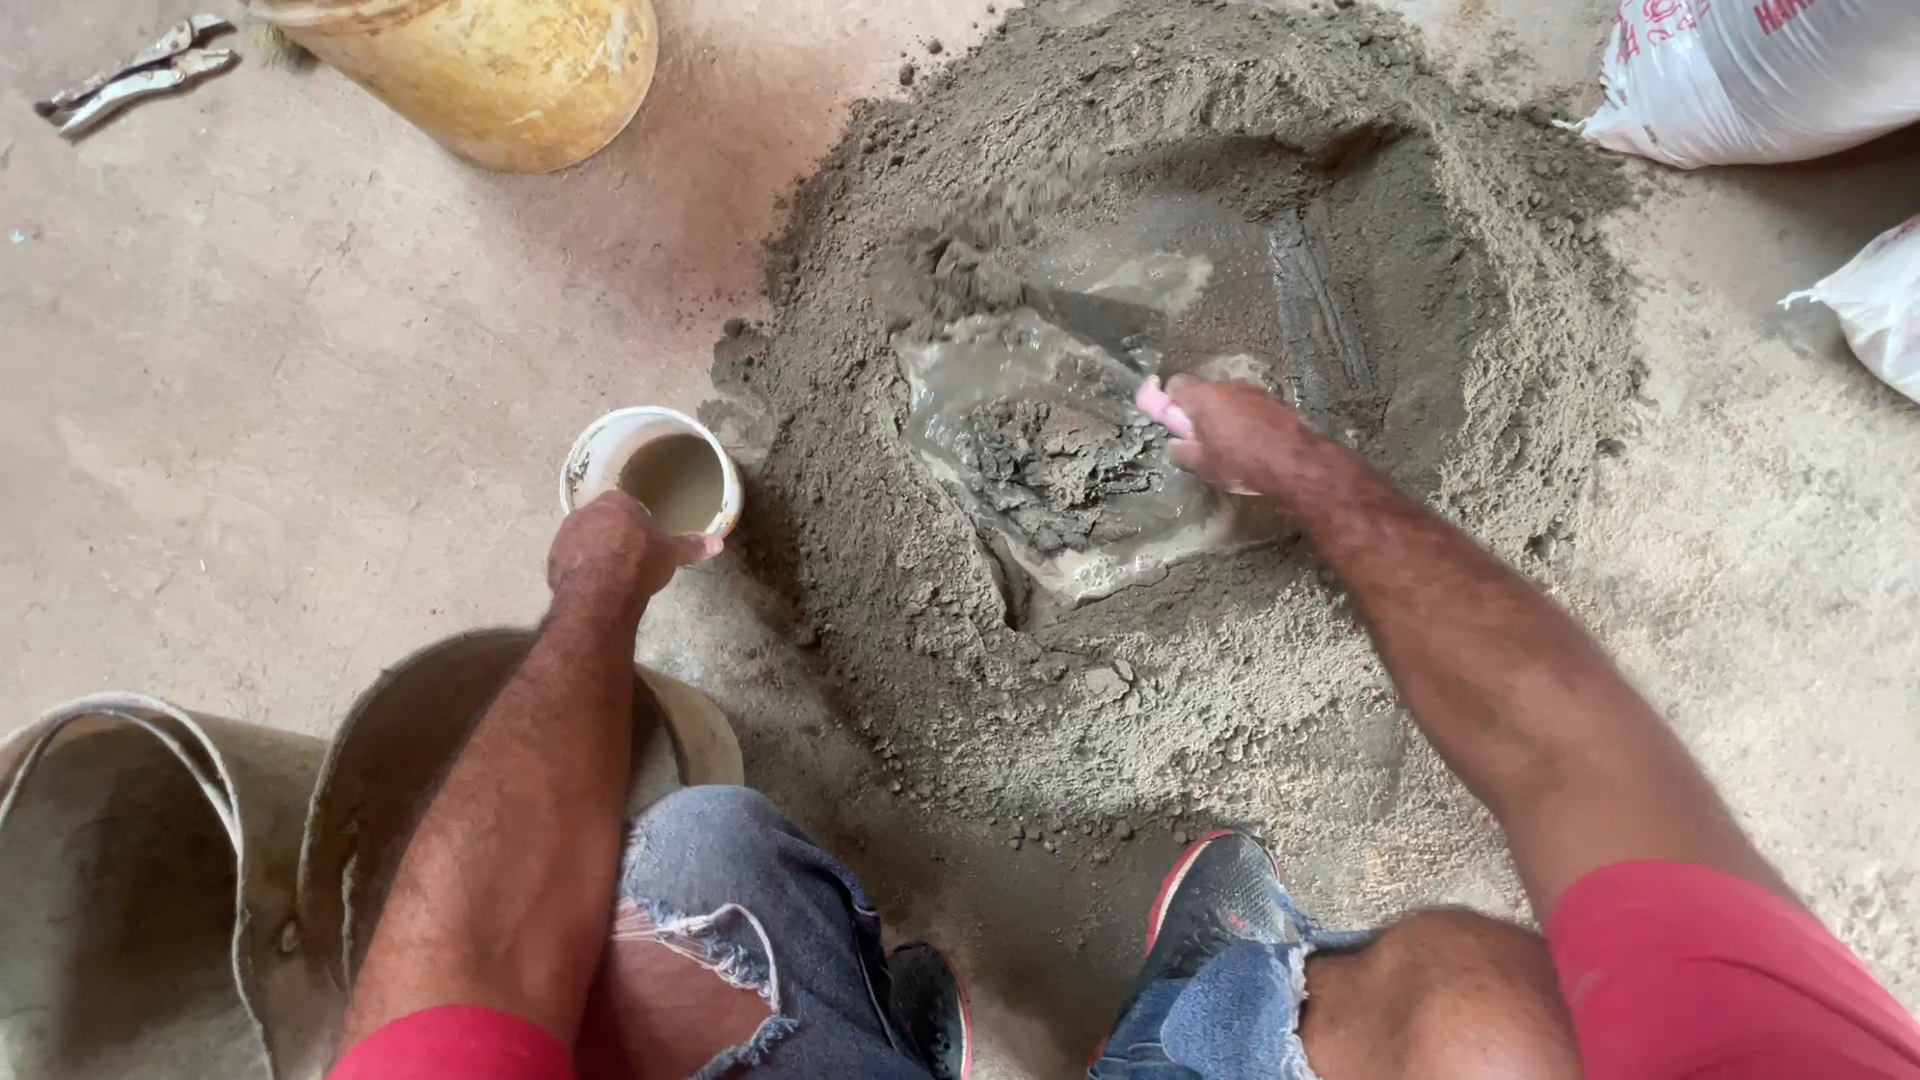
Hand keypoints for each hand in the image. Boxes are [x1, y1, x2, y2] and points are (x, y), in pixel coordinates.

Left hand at [547, 491, 722, 612]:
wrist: (603, 590)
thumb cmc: (641, 561)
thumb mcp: (672, 553)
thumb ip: (692, 546)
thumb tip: (719, 542)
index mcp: (616, 502)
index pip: (627, 505)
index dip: (636, 523)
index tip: (644, 540)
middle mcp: (586, 511)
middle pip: (603, 521)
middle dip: (613, 536)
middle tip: (630, 558)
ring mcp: (565, 535)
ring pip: (584, 540)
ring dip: (595, 553)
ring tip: (613, 575)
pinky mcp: (553, 559)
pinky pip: (571, 561)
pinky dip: (582, 570)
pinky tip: (596, 586)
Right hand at [1135, 375, 1312, 494]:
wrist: (1297, 463)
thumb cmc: (1241, 463)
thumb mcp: (1202, 466)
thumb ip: (1181, 451)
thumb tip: (1176, 444)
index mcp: (1204, 397)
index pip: (1175, 383)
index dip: (1169, 400)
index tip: (1171, 420)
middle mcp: (1228, 386)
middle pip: (1203, 392)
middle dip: (1197, 411)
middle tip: (1200, 439)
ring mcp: (1255, 391)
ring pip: (1228, 399)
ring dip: (1223, 415)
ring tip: (1229, 444)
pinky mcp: (1275, 401)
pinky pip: (1249, 406)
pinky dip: (1244, 420)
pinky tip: (1251, 443)